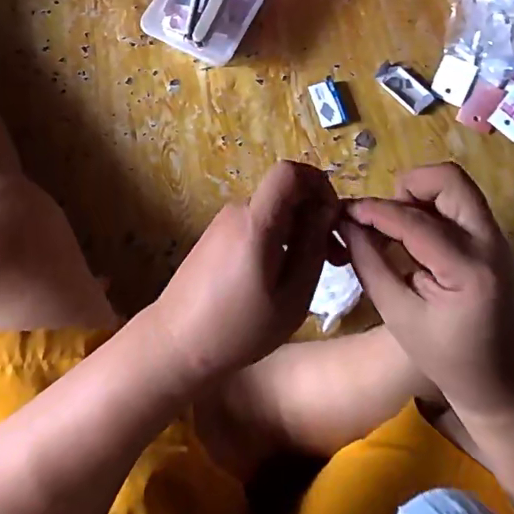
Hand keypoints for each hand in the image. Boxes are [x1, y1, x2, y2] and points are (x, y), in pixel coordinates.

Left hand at [144, 161, 339, 386]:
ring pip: (272, 210)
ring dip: (298, 231)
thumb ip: (312, 248)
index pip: (290, 171)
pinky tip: (284, 275)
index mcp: (255, 222)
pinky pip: (256, 224)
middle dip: (315, 215)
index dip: (319, 185)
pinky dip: (277, 239)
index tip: (335, 221)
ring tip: (315, 273)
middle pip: (284, 192)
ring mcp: (223, 222)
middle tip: (337, 260)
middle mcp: (236, 211)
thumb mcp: (292, 297)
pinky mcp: (216, 236)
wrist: (176, 342)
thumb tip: (327, 211)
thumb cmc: (239, 328)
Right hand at [340, 163, 513, 415]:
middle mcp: (489, 243)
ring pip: (453, 184)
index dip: (371, 210)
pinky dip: (424, 206)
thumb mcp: (396, 313)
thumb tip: (344, 222)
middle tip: (382, 216)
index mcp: (468, 269)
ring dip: (416, 195)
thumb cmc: (446, 356)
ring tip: (393, 227)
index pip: (413, 219)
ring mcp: (493, 238)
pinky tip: (406, 237)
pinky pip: (454, 201)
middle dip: (405, 187)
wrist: (502, 380)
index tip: (341, 213)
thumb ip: (368, 262)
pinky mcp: (489, 238)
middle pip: (448, 179)